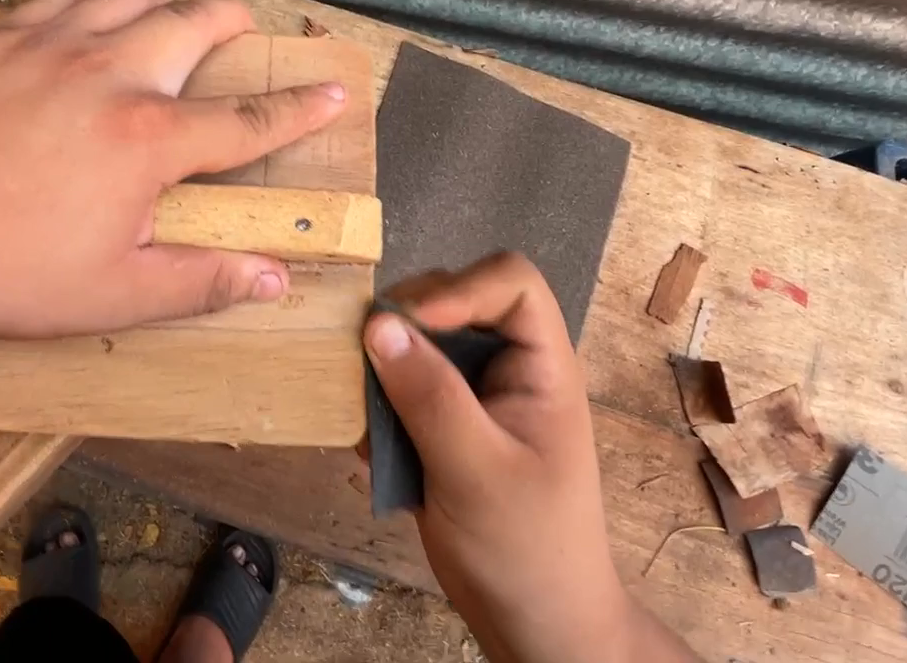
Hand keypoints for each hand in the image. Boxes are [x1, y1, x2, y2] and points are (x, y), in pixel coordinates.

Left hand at [0, 0, 346, 342]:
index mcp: (147, 140)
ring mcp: (47, 49)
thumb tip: (274, 278)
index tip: (333, 89)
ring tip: (175, 11)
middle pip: (190, 27)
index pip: (244, 121)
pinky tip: (92, 12)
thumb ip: (201, 280)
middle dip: (230, 22)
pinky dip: (93, 0)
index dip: (297, 108)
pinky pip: (60, 0)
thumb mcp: (115, 294)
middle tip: (244, 24)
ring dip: (164, 1)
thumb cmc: (8, 276)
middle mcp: (107, 76)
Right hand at [362, 253, 695, 662]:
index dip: (460, 287)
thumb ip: (429, 396)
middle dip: (406, 322)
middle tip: (367, 358)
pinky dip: (378, 400)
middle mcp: (506, 365)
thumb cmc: (526, 549)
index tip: (410, 324)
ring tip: (365, 406)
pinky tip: (372, 445)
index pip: (511, 283)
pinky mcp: (441, 418)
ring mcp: (471, 392)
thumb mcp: (477, 472)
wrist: (531, 624)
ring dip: (383, 364)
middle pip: (453, 299)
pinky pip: (399, 380)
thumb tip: (376, 325)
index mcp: (541, 366)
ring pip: (417, 339)